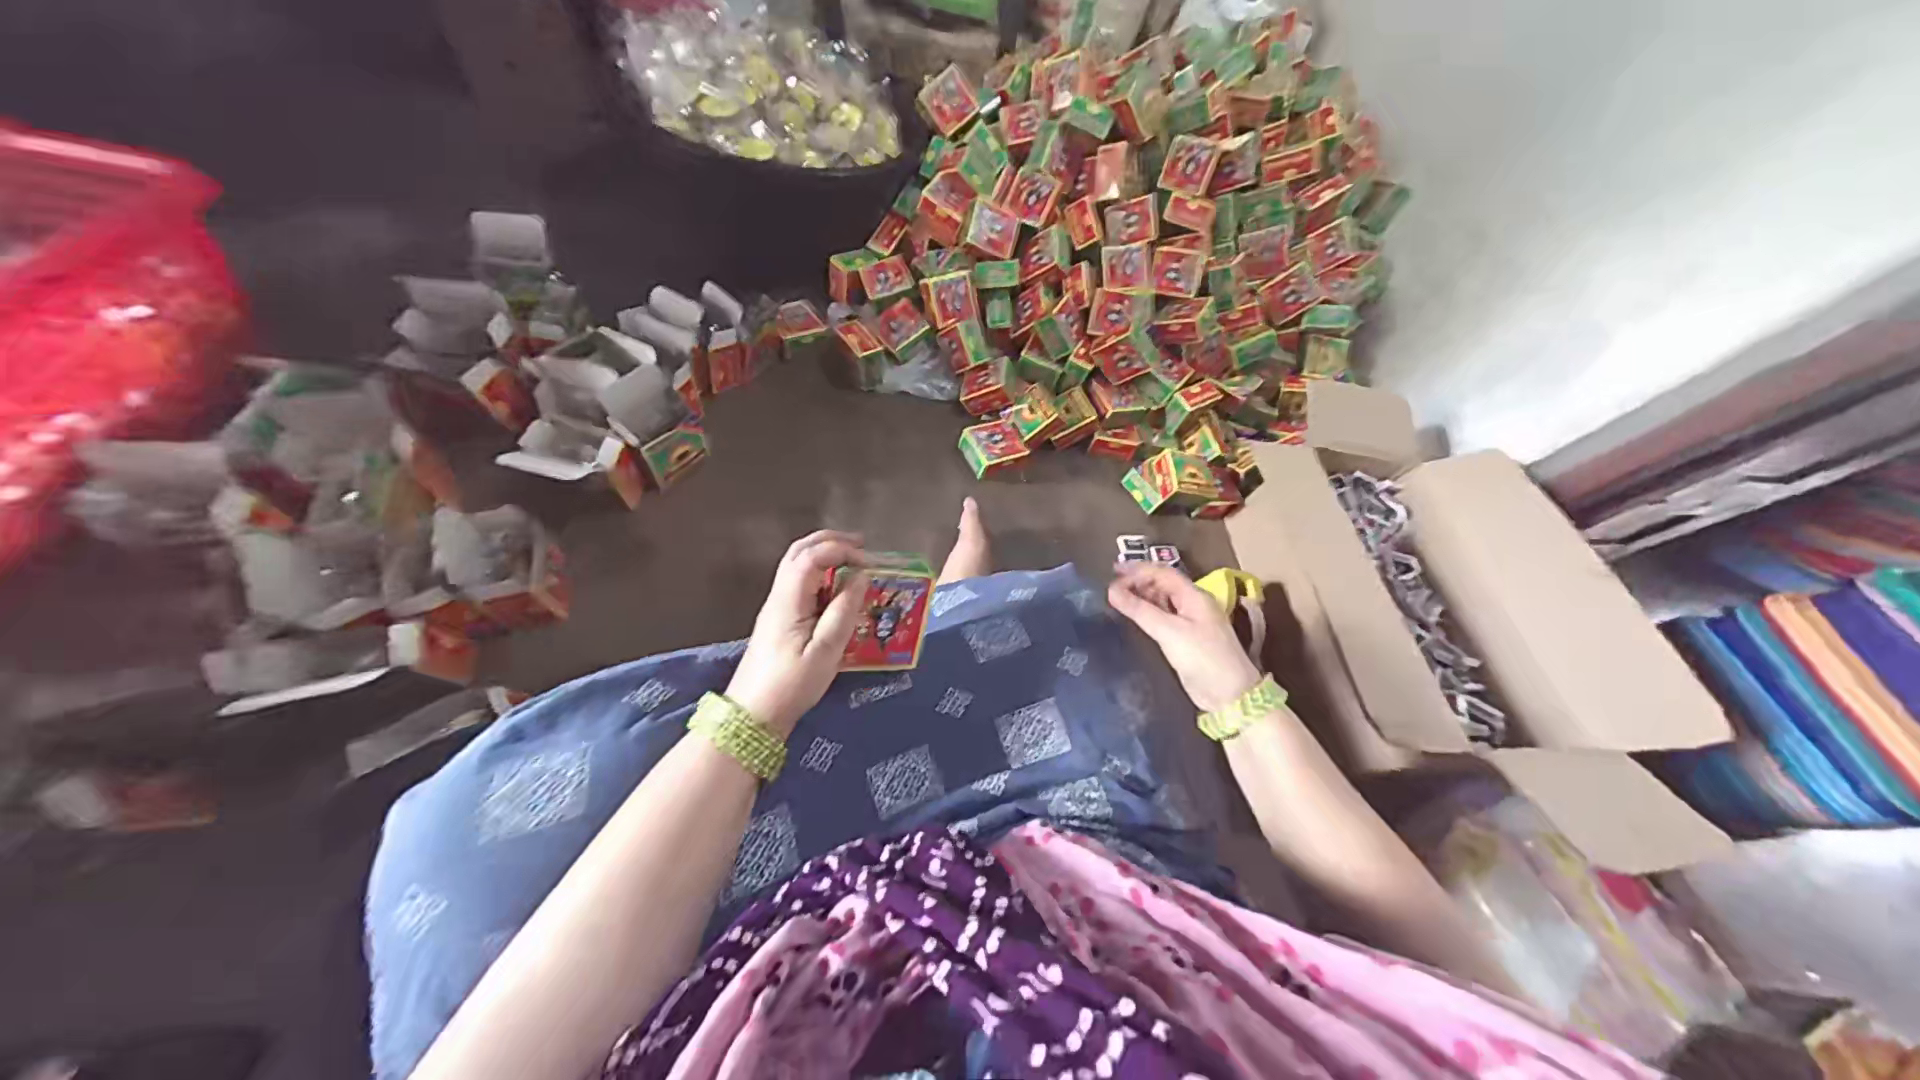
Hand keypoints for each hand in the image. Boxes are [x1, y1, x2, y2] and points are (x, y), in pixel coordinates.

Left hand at [725, 531, 868, 736]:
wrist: (753, 715)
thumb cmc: (792, 685)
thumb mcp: (826, 651)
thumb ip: (844, 611)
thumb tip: (861, 577)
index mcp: (788, 600)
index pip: (812, 557)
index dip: (842, 550)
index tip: (869, 562)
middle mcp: (779, 596)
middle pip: (799, 551)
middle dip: (831, 541)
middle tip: (861, 544)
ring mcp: (775, 606)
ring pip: (796, 565)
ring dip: (824, 554)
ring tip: (853, 559)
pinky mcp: (777, 619)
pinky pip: (798, 582)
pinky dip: (819, 572)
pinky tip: (836, 587)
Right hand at [1107, 563, 1263, 714]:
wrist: (1230, 694)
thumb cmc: (1202, 657)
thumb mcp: (1169, 631)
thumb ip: (1139, 610)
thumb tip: (1112, 590)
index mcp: (1194, 596)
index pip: (1163, 573)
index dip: (1137, 569)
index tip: (1112, 572)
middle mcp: (1193, 604)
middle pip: (1163, 584)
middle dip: (1138, 581)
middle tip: (1112, 586)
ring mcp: (1191, 622)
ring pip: (1163, 600)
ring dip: (1141, 596)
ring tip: (1118, 598)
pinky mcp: (1186, 639)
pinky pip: (1163, 617)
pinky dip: (1147, 612)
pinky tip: (1134, 616)